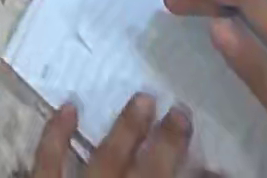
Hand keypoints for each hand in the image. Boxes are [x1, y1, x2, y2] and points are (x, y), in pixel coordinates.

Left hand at [31, 95, 190, 177]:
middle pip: (149, 173)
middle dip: (168, 144)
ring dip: (127, 129)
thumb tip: (197, 171)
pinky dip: (56, 134)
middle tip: (182, 110)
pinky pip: (48, 161)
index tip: (218, 162)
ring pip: (107, 158)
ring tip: (144, 97)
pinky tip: (69, 107)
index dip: (201, 176)